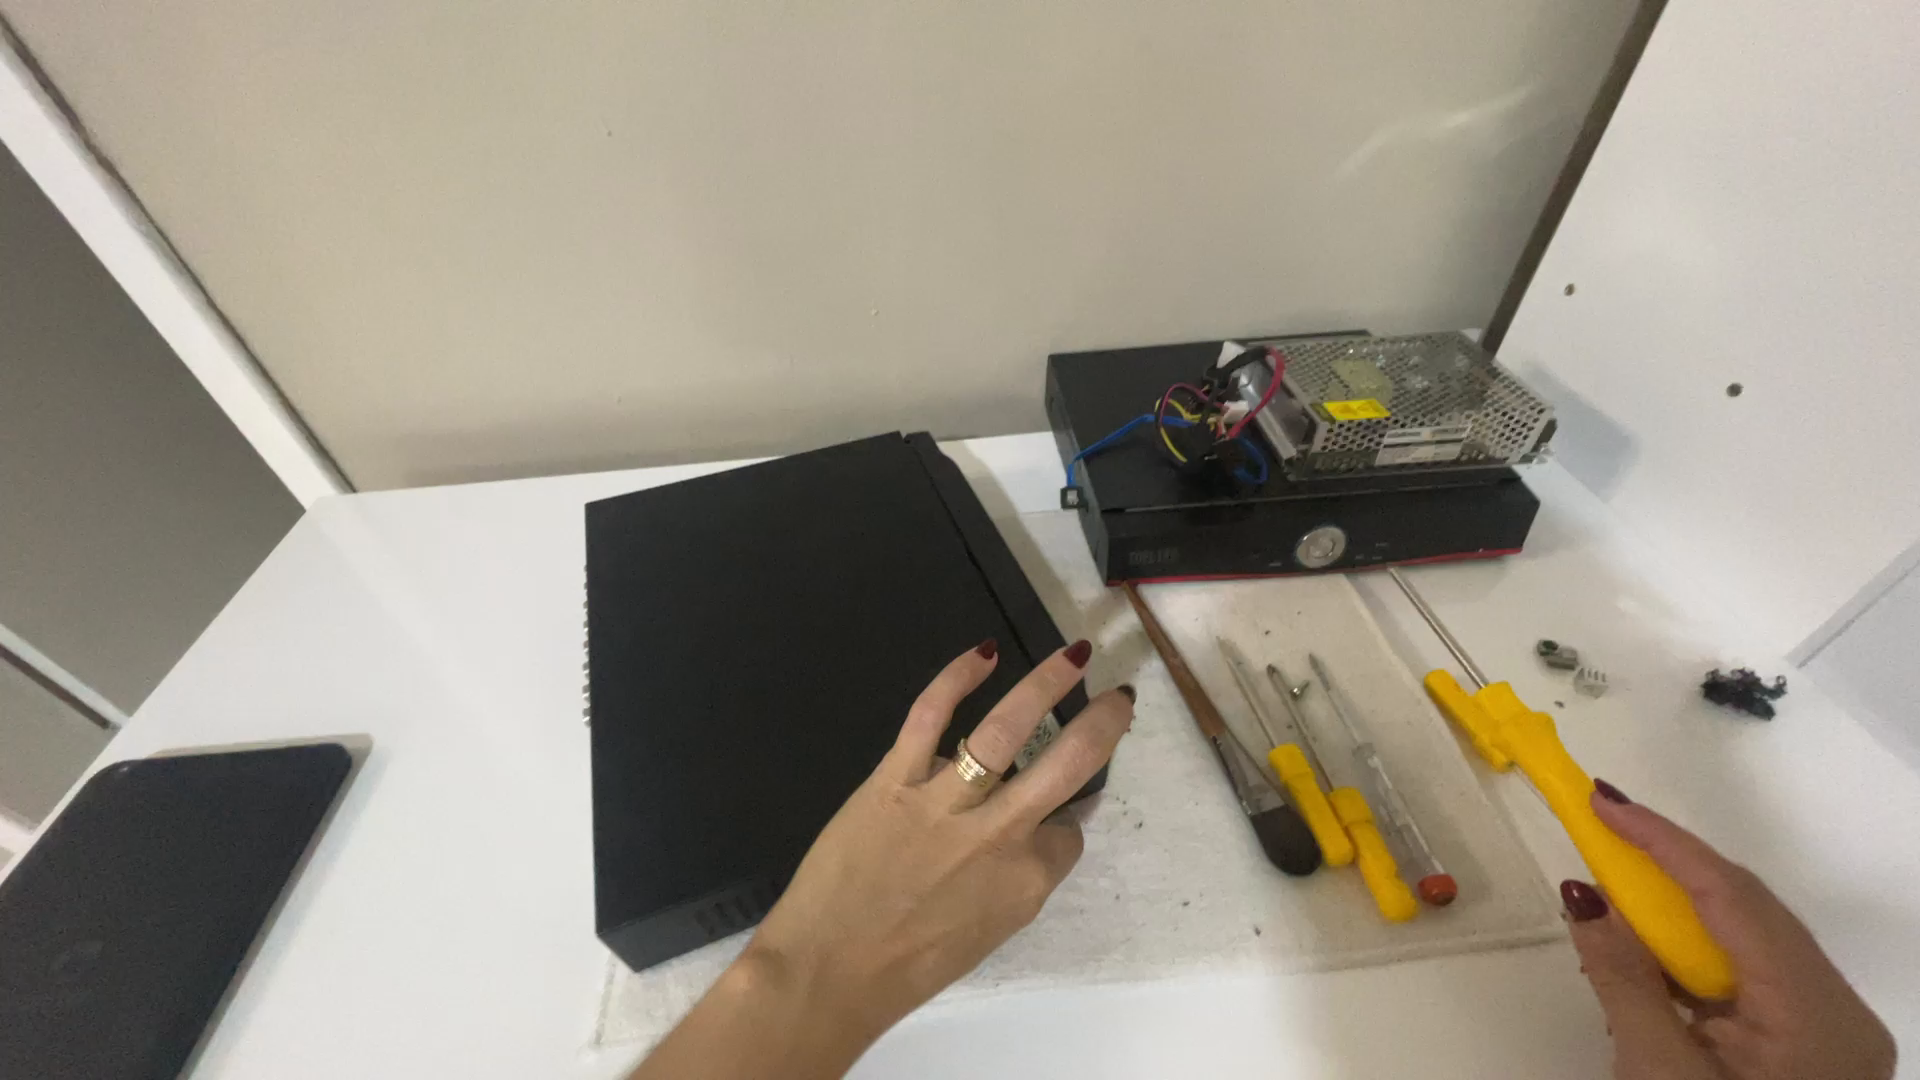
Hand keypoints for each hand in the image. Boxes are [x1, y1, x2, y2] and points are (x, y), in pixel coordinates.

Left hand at [633, 638, 1132, 1079]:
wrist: (827, 972)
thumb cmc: (908, 964)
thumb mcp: (987, 932)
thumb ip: (1019, 876)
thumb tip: (1039, 829)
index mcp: (1025, 881)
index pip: (1068, 834)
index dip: (1061, 824)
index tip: (1048, 818)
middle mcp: (998, 835)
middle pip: (1068, 765)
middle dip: (1103, 725)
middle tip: (1121, 697)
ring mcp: (945, 801)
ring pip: (1006, 728)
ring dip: (1047, 683)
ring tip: (1074, 655)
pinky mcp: (895, 777)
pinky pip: (930, 715)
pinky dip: (957, 676)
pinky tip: (983, 652)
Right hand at [1562, 782, 1895, 1079]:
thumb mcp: (1655, 1065)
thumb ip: (1620, 974)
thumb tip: (1582, 894)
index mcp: (1814, 1012)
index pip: (1732, 896)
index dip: (1662, 839)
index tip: (1598, 799)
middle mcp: (1832, 1007)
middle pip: (1744, 903)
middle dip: (1666, 855)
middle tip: (1597, 817)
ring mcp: (1819, 1025)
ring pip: (1740, 929)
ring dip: (1669, 893)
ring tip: (1608, 864)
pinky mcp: (1795, 1040)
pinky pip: (1735, 962)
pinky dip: (1679, 935)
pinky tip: (1639, 935)